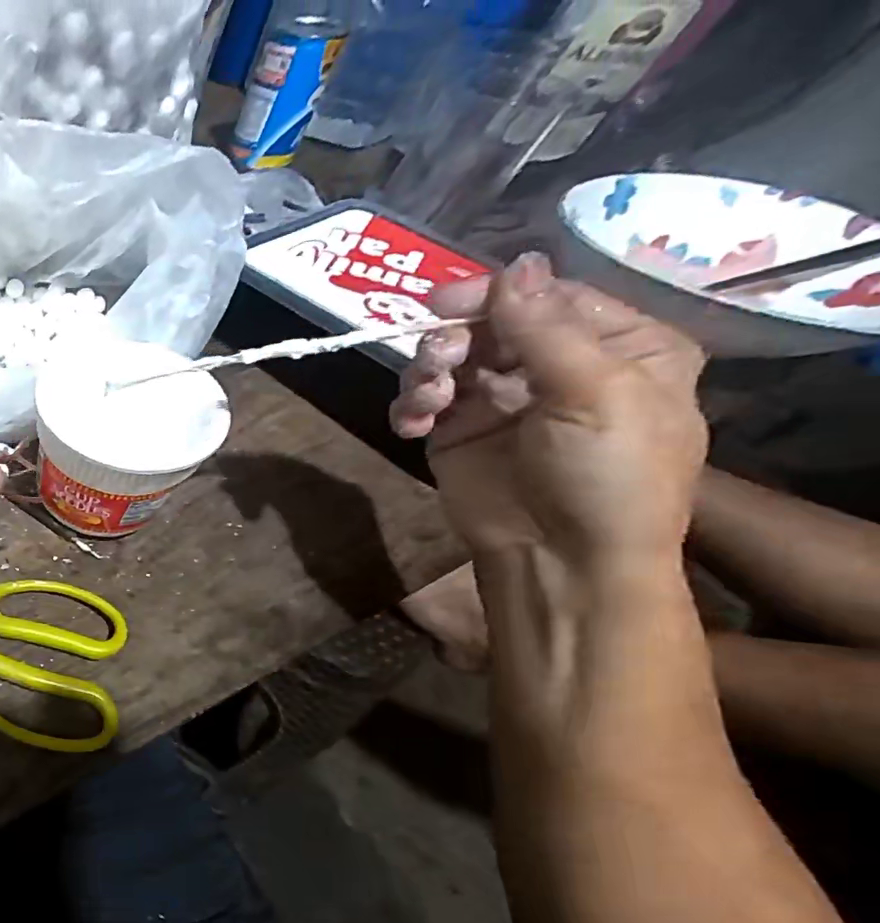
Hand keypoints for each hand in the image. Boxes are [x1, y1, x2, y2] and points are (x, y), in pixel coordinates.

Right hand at [389, 253, 708, 570]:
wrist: (558, 558)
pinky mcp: (454, 431)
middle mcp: (554, 366)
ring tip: (428, 402)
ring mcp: (499, 400)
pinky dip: (409, 407)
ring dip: (427, 373)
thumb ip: (548, 327)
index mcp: (616, 347)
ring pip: (448, 360)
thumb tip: (516, 262)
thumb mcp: (595, 393)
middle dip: (454, 338)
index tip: (442, 301)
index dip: (494, 294)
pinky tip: (411, 425)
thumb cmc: (605, 473)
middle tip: (439, 361)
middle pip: (488, 325)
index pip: (547, 298)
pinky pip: (421, 401)